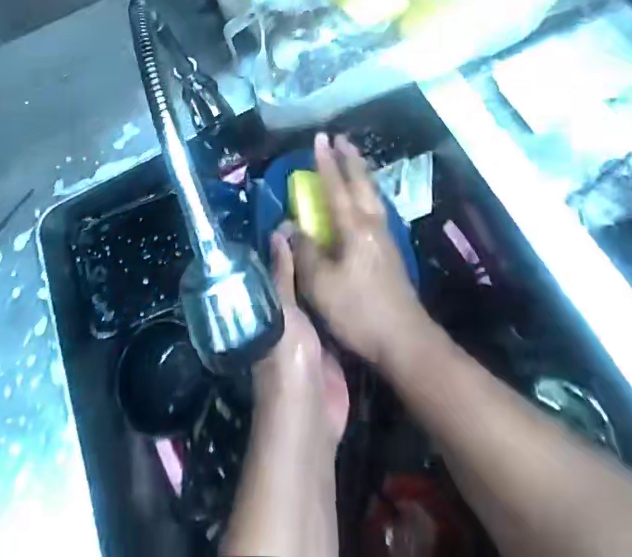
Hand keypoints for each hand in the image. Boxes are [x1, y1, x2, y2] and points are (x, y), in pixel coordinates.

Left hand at [252, 226, 349, 446]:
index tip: (308, 221)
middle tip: (338, 230)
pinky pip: (339, 326)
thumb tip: (277, 234)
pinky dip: (347, 310)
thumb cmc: (286, 355)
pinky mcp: (334, 355)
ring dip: (333, 286)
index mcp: (270, 308)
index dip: (291, 249)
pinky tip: (361, 286)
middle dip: (316, 265)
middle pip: (303, 287)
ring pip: (323, 306)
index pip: (280, 271)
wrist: (310, 410)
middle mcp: (290, 321)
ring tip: (351, 248)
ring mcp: (313, 339)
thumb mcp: (281, 308)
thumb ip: (282, 275)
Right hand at [290, 132, 432, 369]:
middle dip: (350, 160)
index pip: (337, 187)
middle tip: (341, 139)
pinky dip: (365, 194)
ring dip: (360, 175)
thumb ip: (303, 251)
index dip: (326, 162)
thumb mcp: (321, 284)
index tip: (320, 138)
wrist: (404, 340)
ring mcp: (385, 239)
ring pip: (372, 196)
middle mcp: (372, 225)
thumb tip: (290, 226)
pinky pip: (375, 210)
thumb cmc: (359, 311)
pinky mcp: (389, 254)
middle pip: (361, 184)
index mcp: (354, 228)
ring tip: (352, 162)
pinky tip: (363, 202)